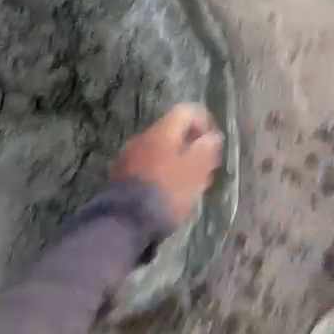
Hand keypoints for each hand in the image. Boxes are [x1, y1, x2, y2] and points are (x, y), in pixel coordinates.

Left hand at [110, 103, 224, 225]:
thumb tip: (213, 136)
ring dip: (175, 160)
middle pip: (172, 130)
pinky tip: (166, 192)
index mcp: (163, 131)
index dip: (204, 122)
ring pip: (159, 149)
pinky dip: (160, 172)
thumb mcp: (195, 172)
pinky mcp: (119, 175)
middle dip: (190, 145)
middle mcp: (144, 136)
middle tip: (204, 167)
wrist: (125, 222)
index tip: (212, 143)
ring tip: (187, 184)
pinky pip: (146, 164)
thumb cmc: (167, 192)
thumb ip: (207, 150)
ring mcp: (128, 155)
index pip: (186, 111)